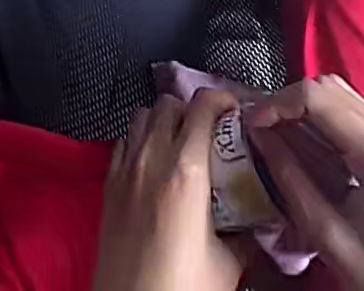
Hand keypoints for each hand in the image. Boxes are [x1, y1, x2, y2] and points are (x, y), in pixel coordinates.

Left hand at [93, 88, 243, 290]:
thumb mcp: (227, 265)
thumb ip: (243, 232)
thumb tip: (256, 218)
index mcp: (185, 171)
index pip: (201, 108)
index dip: (220, 99)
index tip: (232, 107)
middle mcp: (152, 157)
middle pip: (169, 103)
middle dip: (191, 110)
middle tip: (209, 132)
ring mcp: (125, 166)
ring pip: (142, 114)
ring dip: (162, 120)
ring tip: (180, 143)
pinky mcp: (108, 181)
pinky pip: (124, 140)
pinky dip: (140, 140)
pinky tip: (153, 164)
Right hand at [247, 75, 363, 290]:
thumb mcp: (328, 235)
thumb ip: (289, 177)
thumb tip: (259, 137)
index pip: (316, 96)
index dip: (276, 103)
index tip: (253, 123)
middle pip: (330, 87)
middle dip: (288, 101)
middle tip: (264, 127)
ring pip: (343, 96)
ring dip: (306, 109)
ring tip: (282, 137)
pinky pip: (357, 117)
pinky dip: (326, 122)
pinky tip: (311, 148)